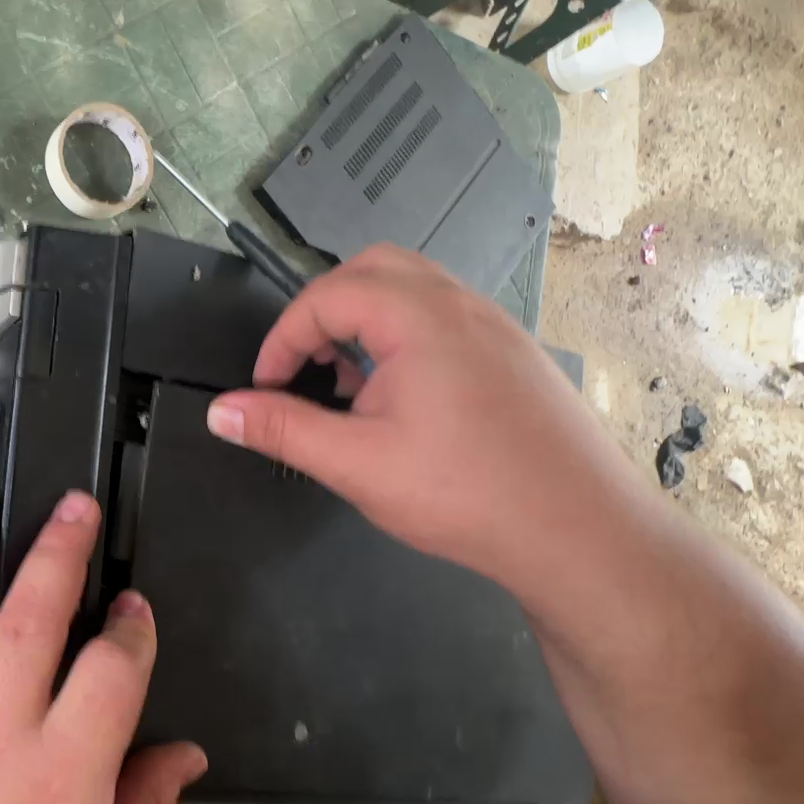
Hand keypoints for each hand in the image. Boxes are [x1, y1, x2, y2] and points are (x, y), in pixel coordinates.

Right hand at [203, 244, 652, 587]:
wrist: (583, 534)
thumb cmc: (467, 494)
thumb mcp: (355, 464)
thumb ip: (281, 429)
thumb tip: (220, 411)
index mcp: (420, 320)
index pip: (327, 295)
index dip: (282, 338)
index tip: (265, 387)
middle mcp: (462, 307)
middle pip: (372, 268)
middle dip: (322, 310)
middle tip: (303, 364)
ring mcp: (495, 328)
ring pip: (411, 289)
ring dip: (362, 322)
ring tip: (347, 384)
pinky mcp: (512, 355)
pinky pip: (442, 317)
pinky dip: (400, 337)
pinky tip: (397, 400)